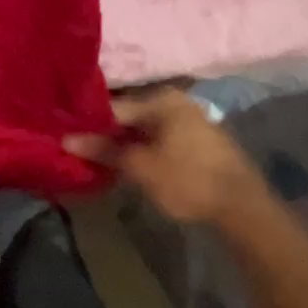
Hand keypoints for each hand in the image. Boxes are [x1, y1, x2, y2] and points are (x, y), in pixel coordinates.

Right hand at [64, 86, 262, 223]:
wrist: (242, 208)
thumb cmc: (188, 180)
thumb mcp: (140, 167)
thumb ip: (103, 150)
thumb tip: (67, 139)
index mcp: (161, 99)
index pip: (112, 106)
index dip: (88, 123)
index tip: (65, 134)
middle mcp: (175, 102)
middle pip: (128, 115)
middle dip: (105, 133)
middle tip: (77, 148)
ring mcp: (188, 120)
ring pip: (143, 129)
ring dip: (123, 143)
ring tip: (96, 158)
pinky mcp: (196, 141)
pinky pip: (157, 138)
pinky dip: (141, 148)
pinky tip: (126, 163)